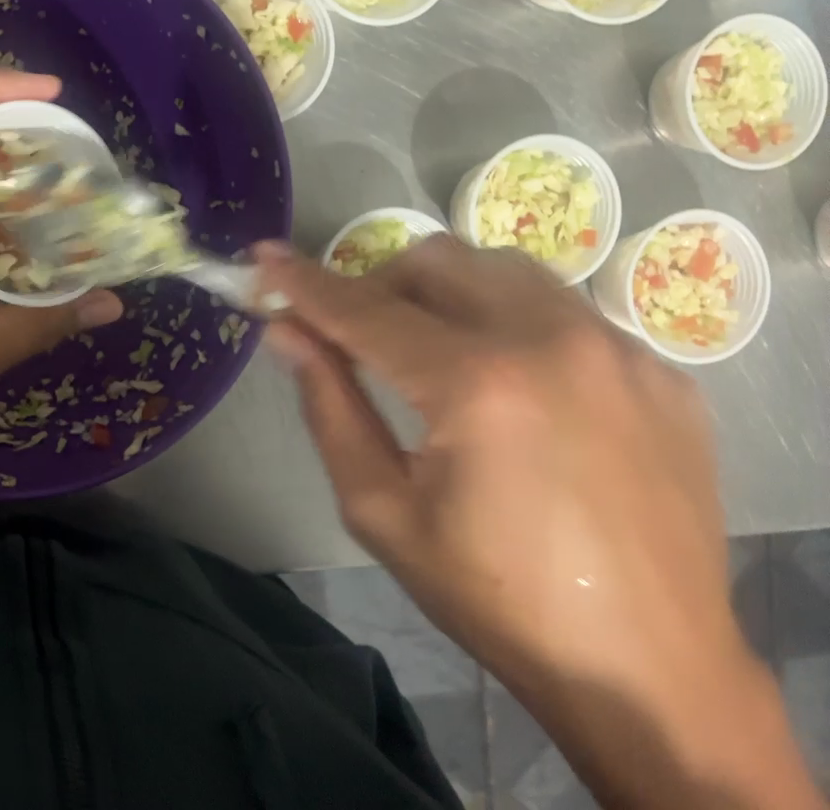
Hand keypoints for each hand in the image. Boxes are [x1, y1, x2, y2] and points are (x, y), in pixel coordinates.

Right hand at [254, 237, 812, 803]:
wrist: (647, 665)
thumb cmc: (490, 591)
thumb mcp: (377, 505)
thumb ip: (328, 403)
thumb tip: (286, 332)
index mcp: (477, 383)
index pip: (364, 309)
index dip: (303, 282)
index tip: (261, 257)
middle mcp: (555, 343)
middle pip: (439, 262)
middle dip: (377, 284)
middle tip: (349, 335)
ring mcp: (621, 353)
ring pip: (506, 272)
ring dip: (445, 292)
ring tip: (425, 351)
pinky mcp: (662, 375)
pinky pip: (564, 313)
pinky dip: (509, 323)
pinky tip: (504, 387)